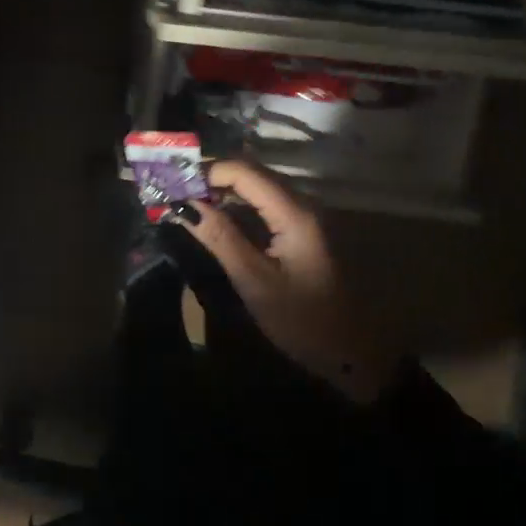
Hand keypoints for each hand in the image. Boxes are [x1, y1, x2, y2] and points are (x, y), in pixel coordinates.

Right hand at [169, 161, 400, 402]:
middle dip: (211, 178)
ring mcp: (305, 215)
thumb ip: (220, 237)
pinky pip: (265, 203)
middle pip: (251, 172)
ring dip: (222, 191)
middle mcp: (303, 203)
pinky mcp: (302, 230)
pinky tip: (216, 220)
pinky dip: (237, 205)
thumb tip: (183, 204)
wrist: (352, 354)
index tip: (173, 187)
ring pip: (257, 186)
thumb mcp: (254, 281)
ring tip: (188, 206)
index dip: (206, 172)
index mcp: (295, 212)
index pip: (244, 170)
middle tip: (175, 196)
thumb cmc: (303, 321)